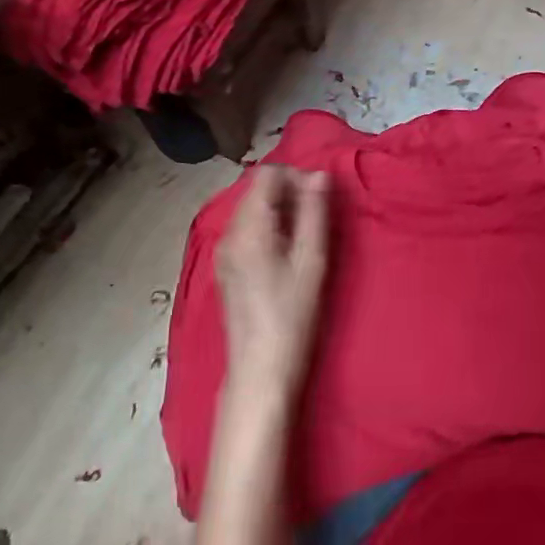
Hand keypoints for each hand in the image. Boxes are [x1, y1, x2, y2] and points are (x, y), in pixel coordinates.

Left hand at [215, 165, 331, 395]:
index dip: (296, 176)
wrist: (260, 369)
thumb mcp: (312, 259)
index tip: (320, 196)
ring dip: (281, 209)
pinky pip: (248, 228)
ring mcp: (224, 252)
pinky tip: (289, 250)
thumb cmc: (292, 313)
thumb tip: (320, 175)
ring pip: (253, 208)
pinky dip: (270, 226)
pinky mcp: (227, 267)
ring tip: (307, 233)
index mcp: (247, 228)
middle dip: (289, 191)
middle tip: (318, 215)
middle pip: (257, 189)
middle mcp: (228, 234)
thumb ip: (315, 212)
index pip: (266, 175)